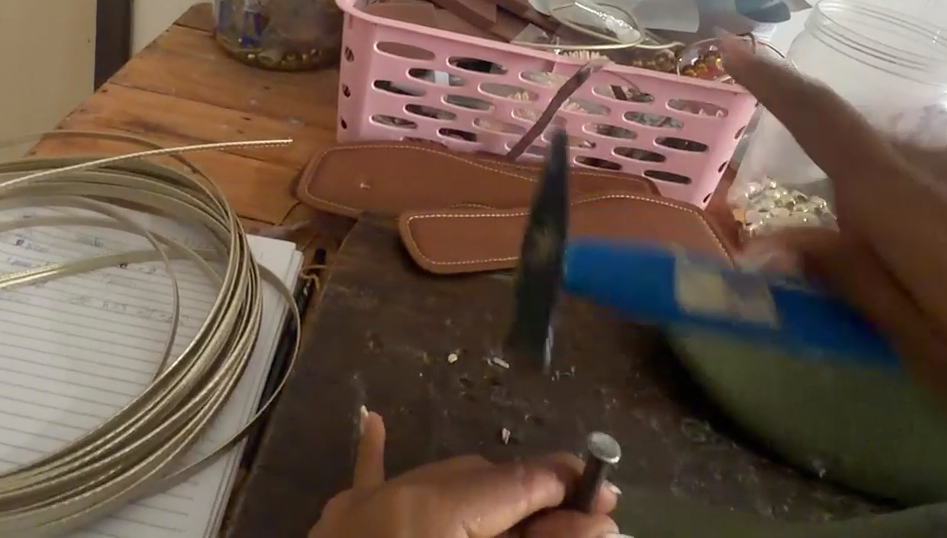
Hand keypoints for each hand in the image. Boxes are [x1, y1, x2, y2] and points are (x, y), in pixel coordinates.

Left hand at [308, 409, 619, 537]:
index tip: (605, 492)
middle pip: (483, 479)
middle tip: (578, 517)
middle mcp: (399, 494)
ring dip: (484, 493)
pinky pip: (364, 478)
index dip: (565, 486)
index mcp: (434, 512)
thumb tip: (597, 526)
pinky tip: (374, 420)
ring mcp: (365, 507)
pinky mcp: (341, 522)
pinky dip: (376, 452)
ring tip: (529, 510)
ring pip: (440, 481)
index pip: (516, 485)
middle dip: (531, 495)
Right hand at [717, 37, 946, 537]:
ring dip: (889, 219)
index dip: (771, 83)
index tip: (730, 47)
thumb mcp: (936, 356)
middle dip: (834, 202)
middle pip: (862, 161)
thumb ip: (853, 283)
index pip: (823, 122)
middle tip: (839, 275)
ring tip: (918, 297)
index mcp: (912, 209)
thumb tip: (775, 241)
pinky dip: (937, 225)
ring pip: (912, 180)